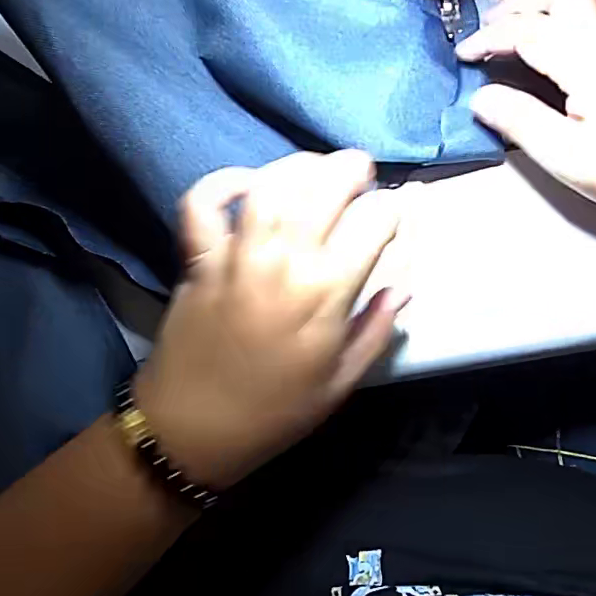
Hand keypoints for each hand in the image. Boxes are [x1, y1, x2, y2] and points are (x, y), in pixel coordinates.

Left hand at [131, 151, 407, 490]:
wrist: (194, 430)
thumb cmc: (276, 412)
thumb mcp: (340, 382)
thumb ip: (376, 330)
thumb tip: (402, 287)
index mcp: (326, 294)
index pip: (372, 226)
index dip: (390, 213)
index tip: (392, 219)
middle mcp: (283, 261)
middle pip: (323, 189)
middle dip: (351, 170)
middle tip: (362, 169)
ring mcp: (236, 255)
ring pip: (270, 185)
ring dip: (299, 166)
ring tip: (316, 169)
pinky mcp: (198, 258)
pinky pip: (202, 204)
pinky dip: (222, 183)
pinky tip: (247, 183)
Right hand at [457, 0, 595, 235]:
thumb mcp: (565, 154)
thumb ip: (519, 120)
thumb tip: (482, 98)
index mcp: (586, 53)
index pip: (526, 29)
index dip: (489, 38)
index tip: (465, 53)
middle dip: (519, 1)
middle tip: (491, 25)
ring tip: (530, 16)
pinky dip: (583, 5)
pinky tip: (580, 30)